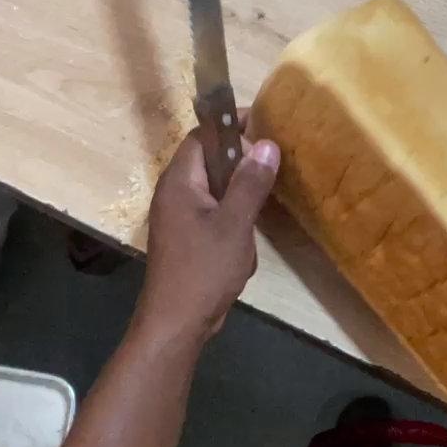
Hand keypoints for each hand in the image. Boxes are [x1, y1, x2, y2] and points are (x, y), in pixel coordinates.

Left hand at [133, 124, 278, 346]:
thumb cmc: (203, 269)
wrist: (177, 322)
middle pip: (210, 163)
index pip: (203, 137)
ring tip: (262, 208)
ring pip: (215, 193)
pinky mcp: (186, 240)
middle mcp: (174, 194)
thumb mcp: (234, 224)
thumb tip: (266, 144)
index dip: (231, 126)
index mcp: (179, 182)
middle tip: (272, 168)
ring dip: (239, 200)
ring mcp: (178, 219)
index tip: (264, 124)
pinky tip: (246, 243)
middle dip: (241, 166)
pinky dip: (232, 224)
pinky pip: (213, 217)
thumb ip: (251, 183)